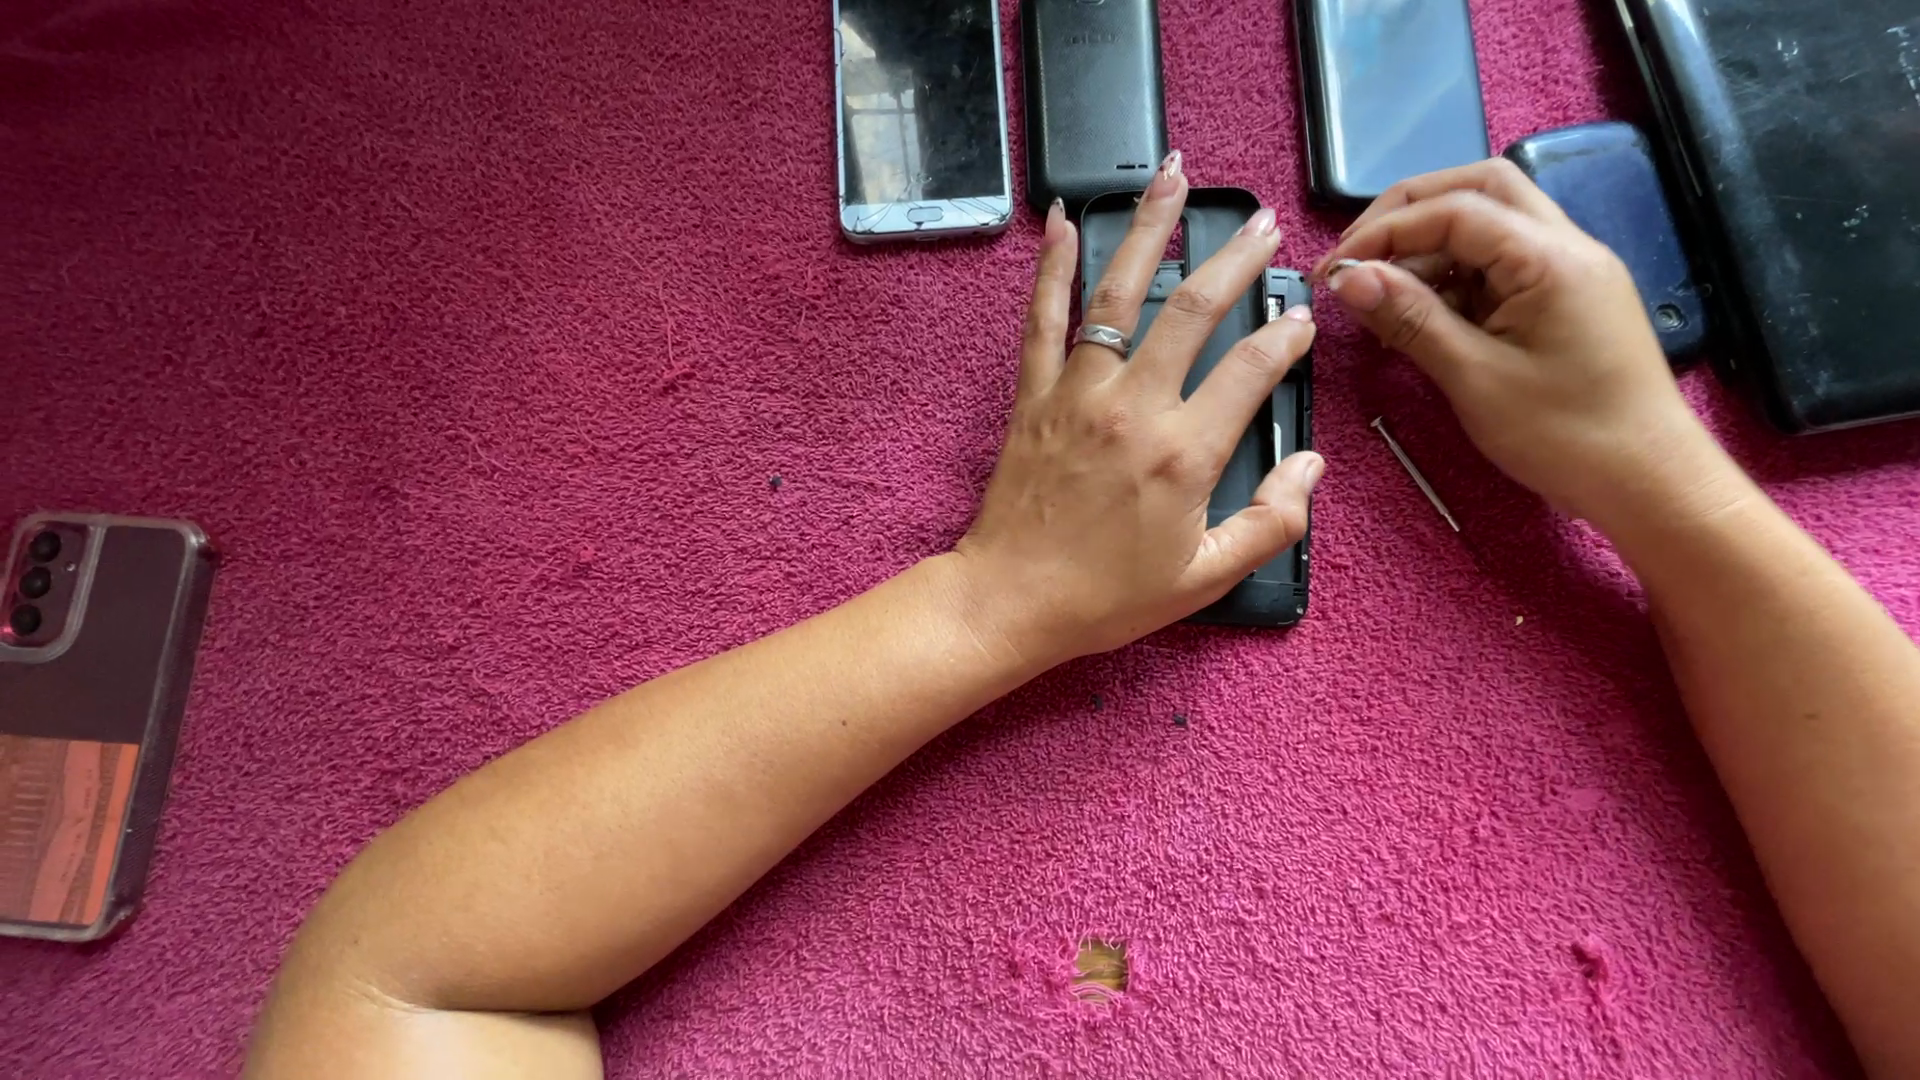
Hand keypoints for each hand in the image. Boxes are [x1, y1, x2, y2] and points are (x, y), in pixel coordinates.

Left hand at [953, 154, 1321, 666]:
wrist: (1013, 599)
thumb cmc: (1107, 597)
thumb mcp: (1205, 577)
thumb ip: (1271, 523)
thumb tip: (1311, 466)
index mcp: (1185, 452)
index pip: (1253, 368)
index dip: (1286, 335)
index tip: (1301, 316)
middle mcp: (1134, 407)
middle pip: (1194, 311)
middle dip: (1235, 259)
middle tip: (1262, 224)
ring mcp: (1078, 394)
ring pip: (1119, 295)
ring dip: (1149, 231)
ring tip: (1173, 176)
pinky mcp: (1033, 397)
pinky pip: (1043, 319)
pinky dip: (1050, 267)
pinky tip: (1059, 220)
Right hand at [1314, 158, 1733, 529]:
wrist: (1641, 477)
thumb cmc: (1561, 433)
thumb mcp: (1473, 377)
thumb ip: (1410, 318)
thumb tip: (1348, 278)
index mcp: (1550, 259)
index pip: (1456, 210)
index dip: (1384, 231)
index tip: (1330, 272)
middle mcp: (1561, 247)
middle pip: (1477, 191)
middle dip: (1405, 214)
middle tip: (1352, 258)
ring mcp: (1559, 272)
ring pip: (1482, 226)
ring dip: (1420, 248)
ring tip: (1373, 296)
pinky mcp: (1551, 299)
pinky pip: (1488, 268)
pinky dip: (1440, 280)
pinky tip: (1408, 315)